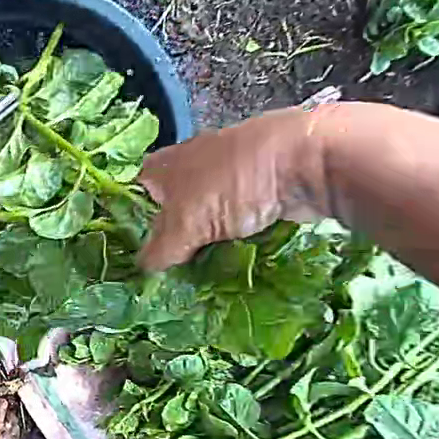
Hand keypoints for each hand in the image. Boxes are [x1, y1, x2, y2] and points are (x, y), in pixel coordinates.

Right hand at [136, 107, 329, 270]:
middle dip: (170, 242)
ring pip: (205, 219)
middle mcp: (191, 167)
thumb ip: (159, 249)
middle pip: (171, 211)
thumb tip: (142, 269)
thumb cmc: (234, 183)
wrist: (307, 161)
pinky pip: (235, 223)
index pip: (134, 197)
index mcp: (163, 166)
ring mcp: (227, 179)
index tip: (135, 258)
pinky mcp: (258, 191)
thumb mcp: (185, 224)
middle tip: (166, 275)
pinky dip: (232, 241)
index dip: (131, 226)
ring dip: (203, 245)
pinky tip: (230, 263)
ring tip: (197, 277)